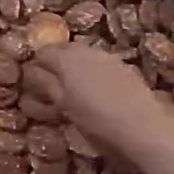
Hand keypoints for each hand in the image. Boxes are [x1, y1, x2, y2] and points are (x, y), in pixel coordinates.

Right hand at [30, 43, 173, 156]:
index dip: (36, 64)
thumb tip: (33, 73)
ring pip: (83, 54)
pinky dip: (92, 70)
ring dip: (75, 64)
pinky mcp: (123, 65)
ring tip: (73, 86)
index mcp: (66, 59)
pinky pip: (100, 61)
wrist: (142, 125)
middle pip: (64, 49)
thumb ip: (47, 86)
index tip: (32, 78)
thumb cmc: (96, 119)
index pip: (43, 52)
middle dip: (55, 61)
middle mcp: (85, 51)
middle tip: (51, 81)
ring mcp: (107, 56)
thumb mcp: (64, 107)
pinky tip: (96, 88)